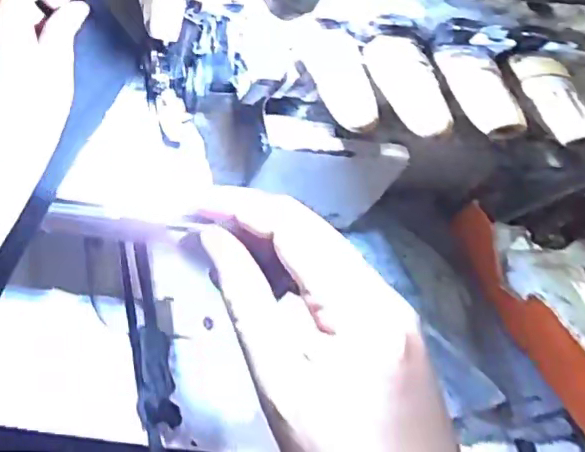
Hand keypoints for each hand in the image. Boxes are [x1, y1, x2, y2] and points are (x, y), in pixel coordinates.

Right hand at [197, 188, 455, 451]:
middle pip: (309, 230)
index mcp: (363, 300)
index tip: (194, 203)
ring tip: (218, 238)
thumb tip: (213, 237)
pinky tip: (259, 271)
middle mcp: (383, 289)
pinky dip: (290, 268)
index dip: (239, 205)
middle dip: (250, 217)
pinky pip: (331, 277)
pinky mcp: (387, 325)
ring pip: (319, 250)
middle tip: (199, 219)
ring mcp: (390, 307)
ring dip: (268, 240)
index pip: (293, 223)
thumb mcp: (281, 381)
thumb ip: (245, 298)